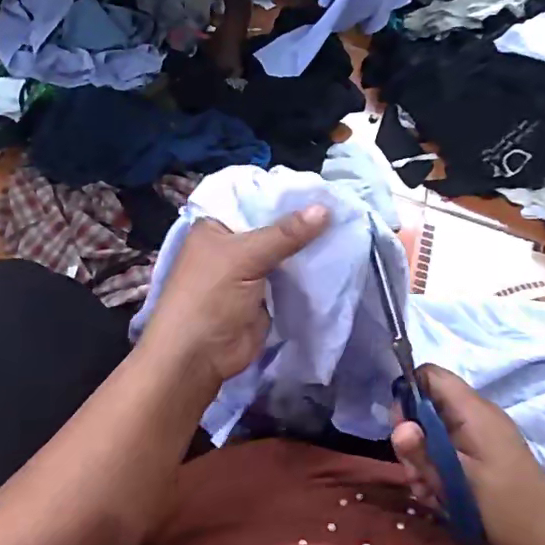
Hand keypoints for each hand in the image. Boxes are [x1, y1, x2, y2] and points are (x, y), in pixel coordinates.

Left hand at [135, 204, 329, 384]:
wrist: (199, 357)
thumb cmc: (209, 298)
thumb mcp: (244, 257)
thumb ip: (285, 234)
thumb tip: (326, 209)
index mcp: (216, 225)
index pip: (254, 198)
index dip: (285, 193)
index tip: (321, 187)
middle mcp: (233, 243)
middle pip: (273, 225)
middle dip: (302, 219)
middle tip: (342, 207)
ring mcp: (250, 270)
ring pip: (285, 250)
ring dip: (309, 244)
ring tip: (346, 226)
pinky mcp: (266, 294)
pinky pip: (292, 275)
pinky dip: (309, 268)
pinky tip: (335, 255)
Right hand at [391, 365, 544, 544]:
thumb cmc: (502, 508)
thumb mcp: (454, 482)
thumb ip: (423, 452)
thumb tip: (398, 426)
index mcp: (474, 411)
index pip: (430, 374)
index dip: (408, 393)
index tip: (400, 428)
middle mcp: (479, 414)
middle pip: (429, 407)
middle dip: (414, 439)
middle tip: (416, 474)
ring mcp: (484, 434)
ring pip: (436, 433)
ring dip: (425, 462)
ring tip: (431, 493)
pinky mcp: (486, 453)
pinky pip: (452, 449)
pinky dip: (441, 470)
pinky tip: (443, 498)